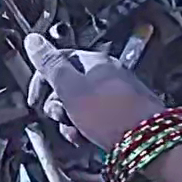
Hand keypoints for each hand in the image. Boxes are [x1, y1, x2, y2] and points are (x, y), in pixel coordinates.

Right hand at [24, 32, 168, 150]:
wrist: (148, 142)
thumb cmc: (109, 114)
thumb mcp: (71, 88)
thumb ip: (50, 65)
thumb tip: (32, 40)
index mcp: (94, 62)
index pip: (58, 61)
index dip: (41, 81)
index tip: (34, 100)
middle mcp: (106, 74)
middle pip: (67, 85)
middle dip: (57, 105)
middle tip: (60, 117)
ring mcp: (115, 94)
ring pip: (78, 105)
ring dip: (69, 120)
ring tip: (75, 132)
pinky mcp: (121, 114)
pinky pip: (93, 118)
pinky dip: (84, 128)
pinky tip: (85, 138)